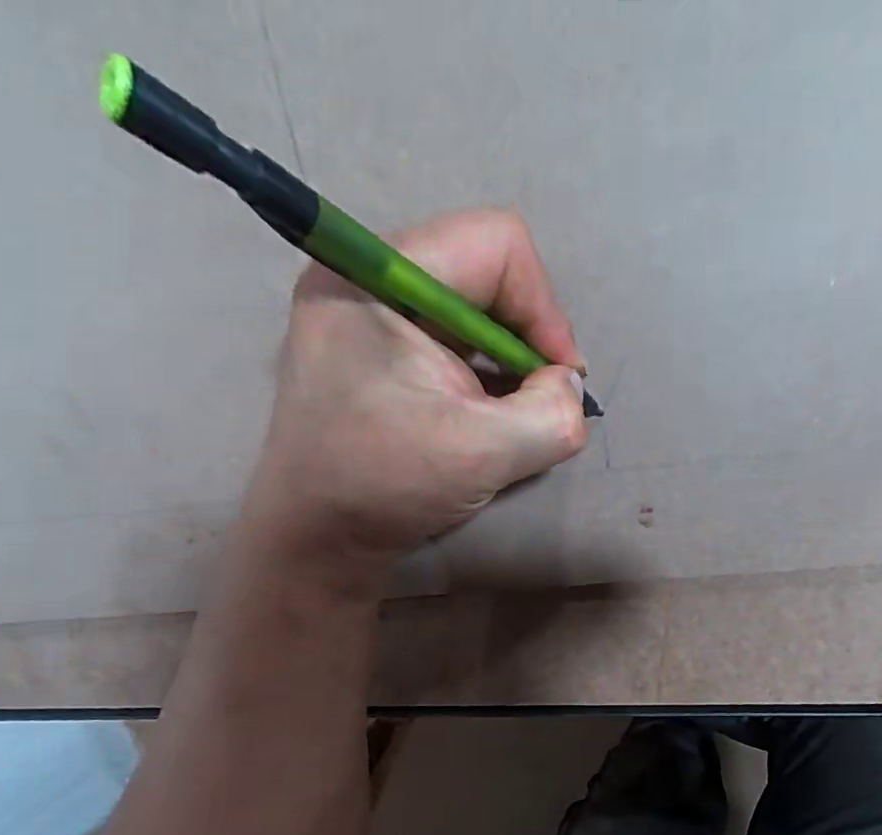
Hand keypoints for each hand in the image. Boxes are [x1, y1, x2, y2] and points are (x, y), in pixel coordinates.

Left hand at [242, 208, 589, 579]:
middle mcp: (365, 278)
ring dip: (507, 360)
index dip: (543, 308)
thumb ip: (552, 415)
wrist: (313, 542)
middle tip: (540, 397)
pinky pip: (450, 338)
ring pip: (472, 307)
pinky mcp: (375, 349)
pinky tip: (485, 416)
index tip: (557, 377)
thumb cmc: (379, 489)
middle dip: (525, 337)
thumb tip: (568, 388)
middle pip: (484, 271)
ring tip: (512, 414)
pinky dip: (483, 373)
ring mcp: (367, 315)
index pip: (495, 245)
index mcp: (372, 277)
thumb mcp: (482, 453)